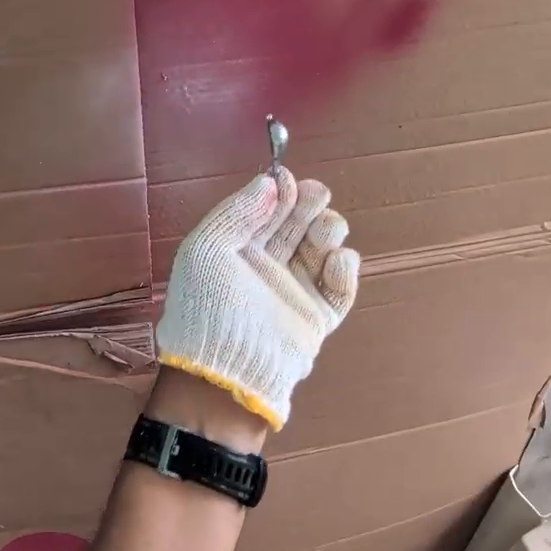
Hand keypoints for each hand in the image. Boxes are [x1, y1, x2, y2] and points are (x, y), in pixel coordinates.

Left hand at [154, 169, 360, 430]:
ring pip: (322, 248)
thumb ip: (236, 212)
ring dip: (328, 231)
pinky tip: (337, 261)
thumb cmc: (207, 306)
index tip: (289, 178)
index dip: (280, 191)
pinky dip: (345, 269)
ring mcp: (294, 291)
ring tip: (324, 232)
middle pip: (298, 223)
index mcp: (235, 248)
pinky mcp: (317, 317)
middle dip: (309, 204)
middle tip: (316, 196)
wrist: (225, 372)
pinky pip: (340, 287)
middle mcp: (266, 266)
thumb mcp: (205, 249)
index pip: (265, 210)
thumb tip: (268, 182)